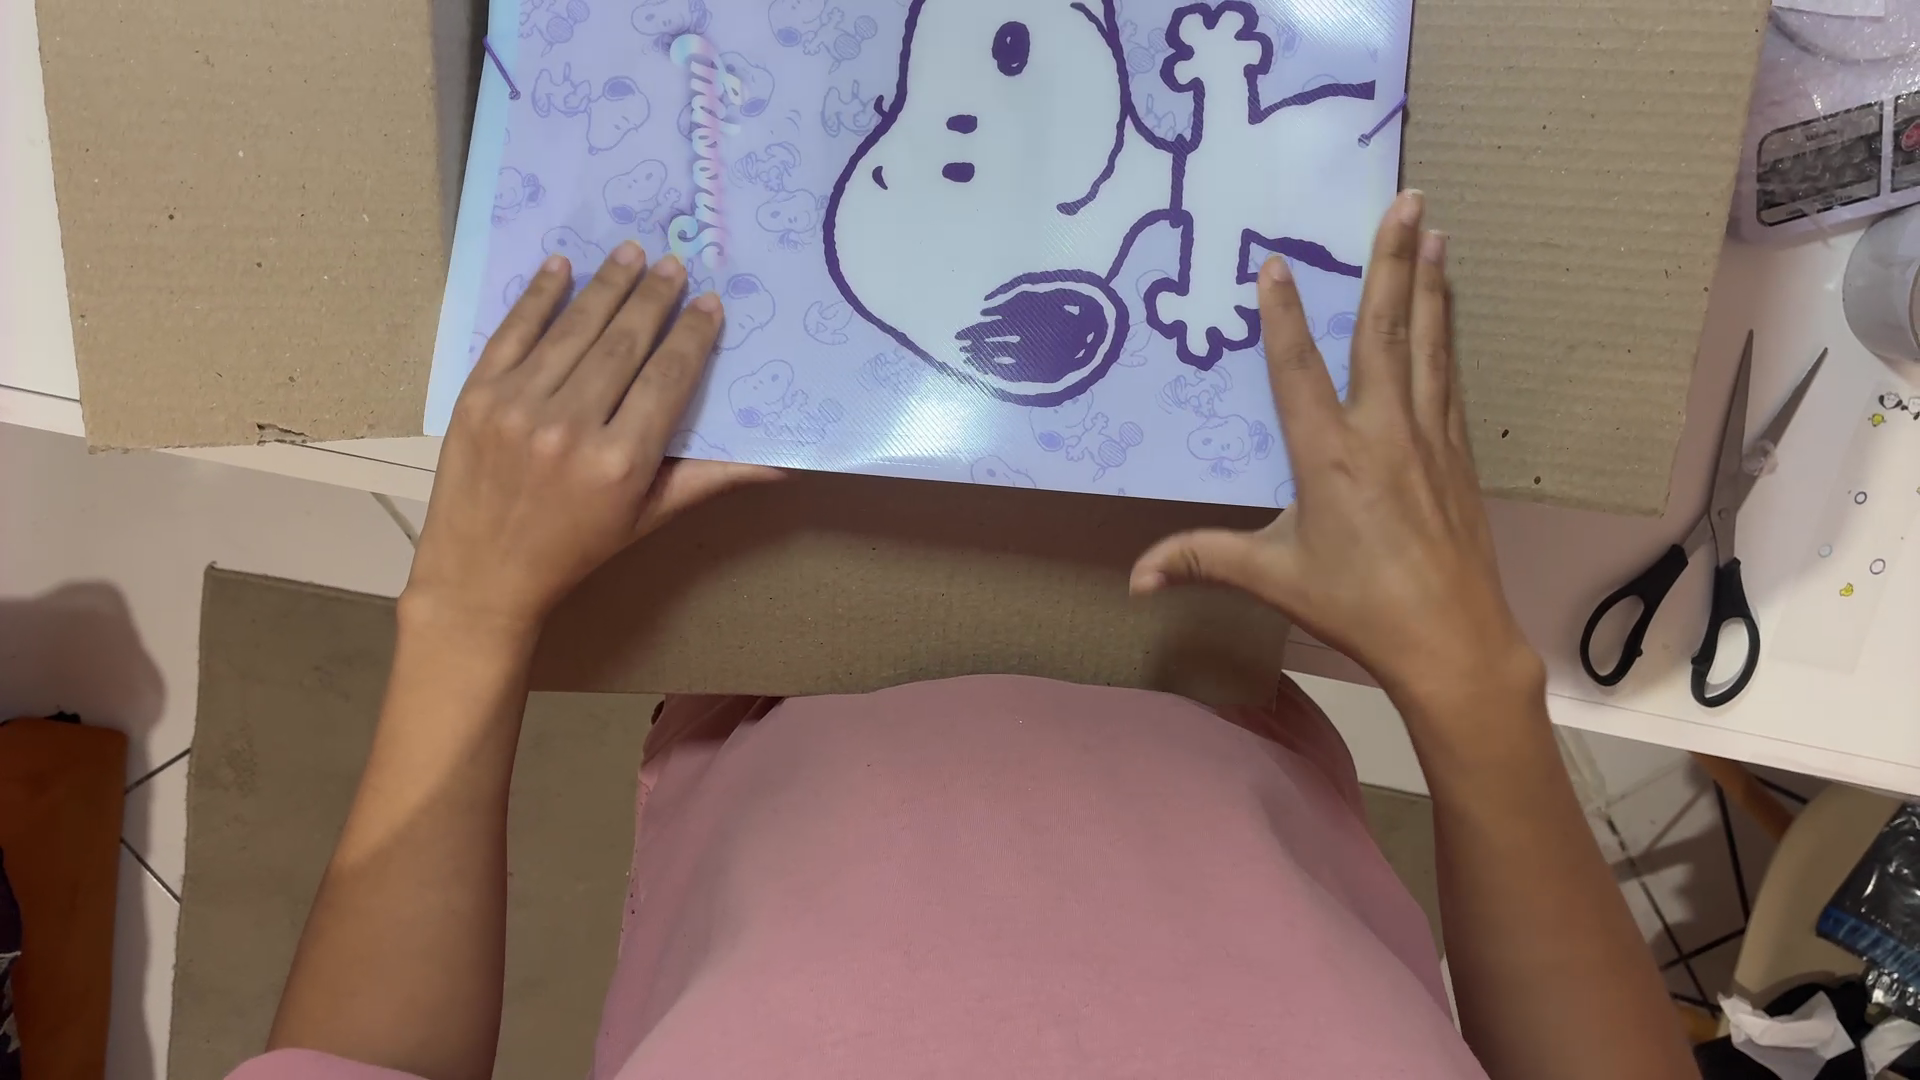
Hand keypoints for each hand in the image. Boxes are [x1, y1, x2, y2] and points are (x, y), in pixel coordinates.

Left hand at [404, 242, 777, 636]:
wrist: (483, 573)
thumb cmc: (580, 547)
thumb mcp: (652, 517)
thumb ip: (712, 479)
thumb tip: (781, 467)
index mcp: (621, 460)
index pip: (667, 379)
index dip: (692, 336)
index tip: (708, 303)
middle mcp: (571, 425)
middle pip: (623, 344)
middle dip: (653, 299)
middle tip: (674, 264)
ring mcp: (518, 405)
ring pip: (573, 330)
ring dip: (606, 286)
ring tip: (632, 254)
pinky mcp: (476, 395)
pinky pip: (513, 332)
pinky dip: (538, 296)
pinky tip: (561, 267)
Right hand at [1132, 191, 1539, 715]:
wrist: (1452, 640)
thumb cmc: (1356, 605)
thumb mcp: (1270, 578)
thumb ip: (1199, 561)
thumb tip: (1134, 581)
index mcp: (1331, 455)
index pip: (1299, 369)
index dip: (1283, 314)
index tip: (1276, 262)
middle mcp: (1384, 431)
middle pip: (1385, 331)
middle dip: (1392, 262)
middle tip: (1406, 199)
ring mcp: (1429, 438)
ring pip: (1429, 344)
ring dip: (1430, 285)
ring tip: (1435, 232)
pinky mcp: (1456, 454)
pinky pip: (1449, 377)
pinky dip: (1448, 334)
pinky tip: (1449, 314)